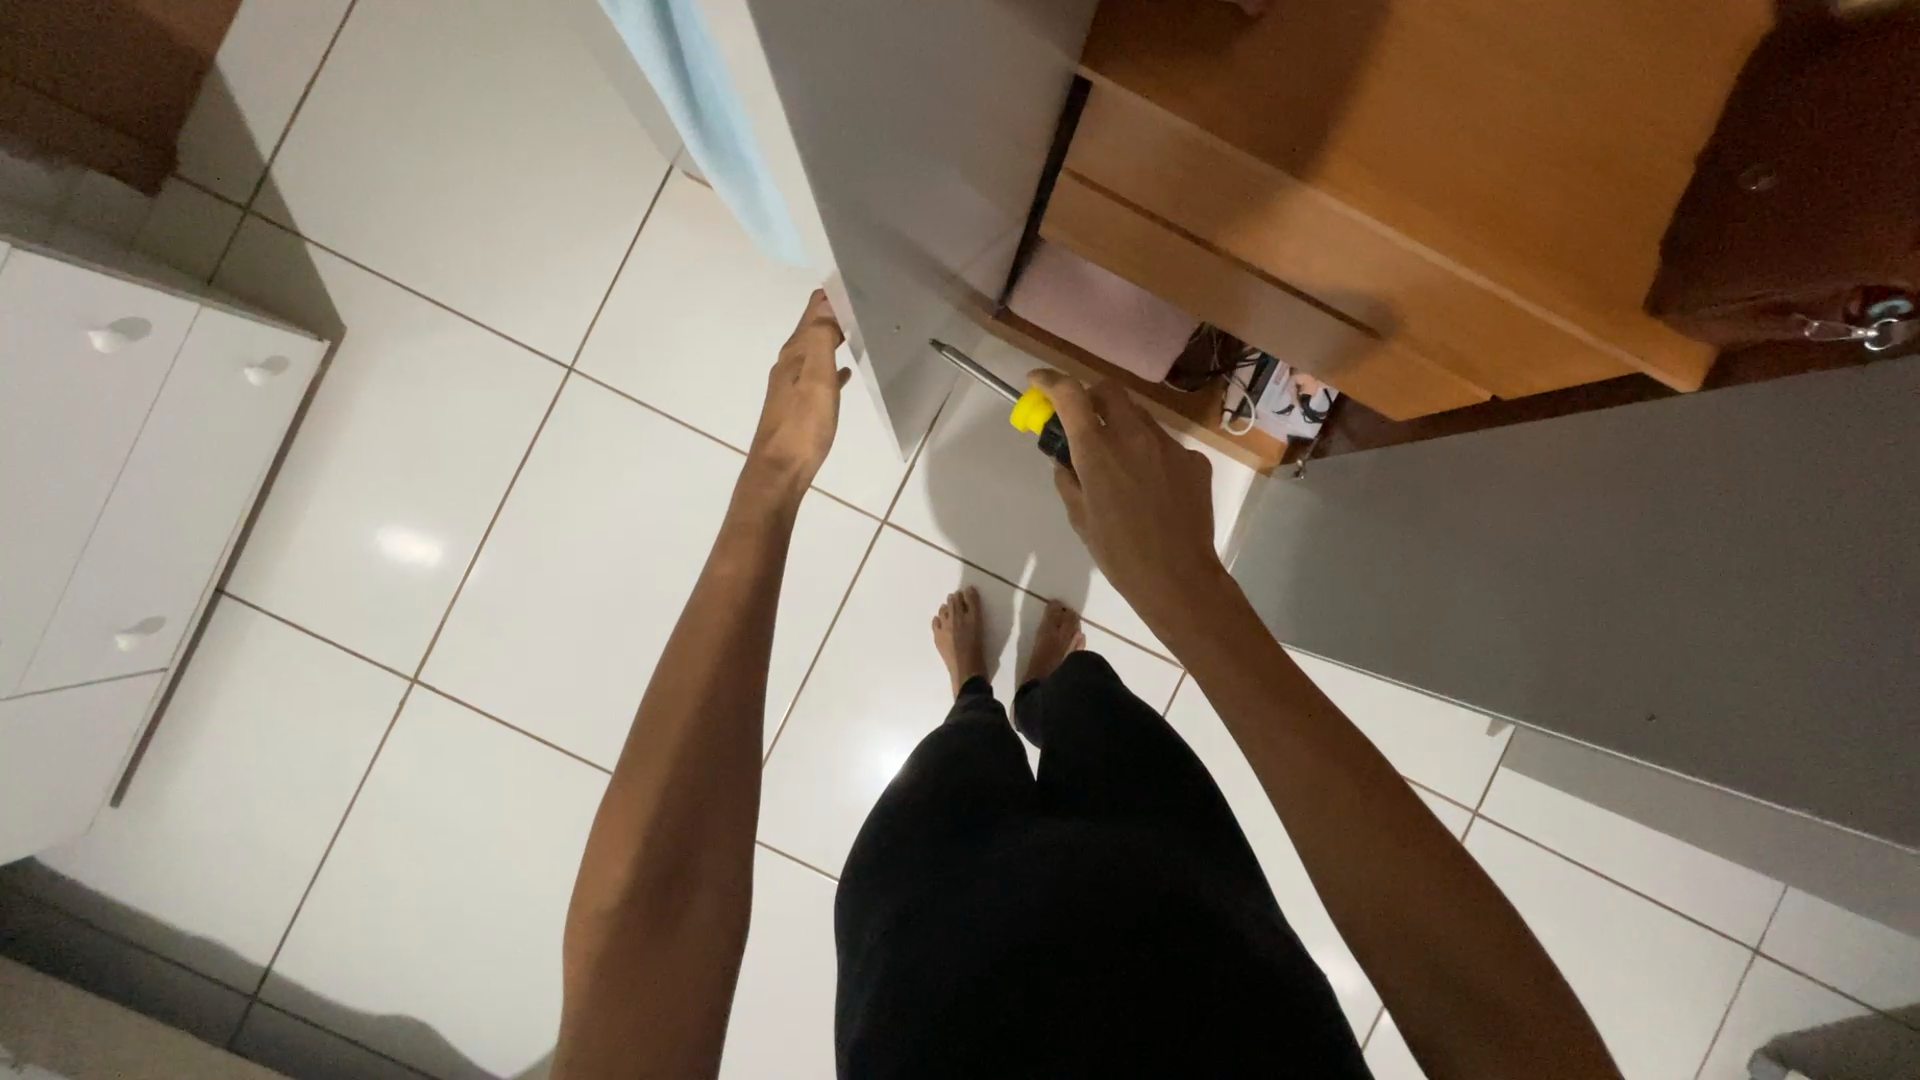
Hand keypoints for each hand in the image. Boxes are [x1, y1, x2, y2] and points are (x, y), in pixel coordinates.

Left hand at [747, 290, 848, 490]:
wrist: (780, 471)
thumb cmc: (802, 426)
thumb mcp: (815, 379)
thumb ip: (821, 340)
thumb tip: (828, 305)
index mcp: (794, 355)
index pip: (811, 315)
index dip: (829, 297)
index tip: (854, 282)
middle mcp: (789, 366)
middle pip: (811, 331)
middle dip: (832, 314)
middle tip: (861, 302)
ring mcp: (792, 388)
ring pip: (815, 353)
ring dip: (832, 339)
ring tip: (856, 330)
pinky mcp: (799, 408)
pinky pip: (819, 378)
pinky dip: (832, 369)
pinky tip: (845, 374)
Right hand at [1029, 369, 1229, 634]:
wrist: (1177, 577)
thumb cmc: (1118, 553)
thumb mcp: (1079, 517)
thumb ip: (1068, 479)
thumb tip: (1066, 460)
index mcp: (1097, 451)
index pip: (1069, 394)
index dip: (1049, 380)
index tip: (1037, 382)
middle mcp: (1134, 436)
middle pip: (1109, 391)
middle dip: (1090, 397)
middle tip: (1082, 420)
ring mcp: (1169, 445)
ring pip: (1140, 418)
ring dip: (1122, 427)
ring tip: (1120, 465)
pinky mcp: (1194, 460)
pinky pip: (1164, 446)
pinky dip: (1150, 456)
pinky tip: (1152, 490)